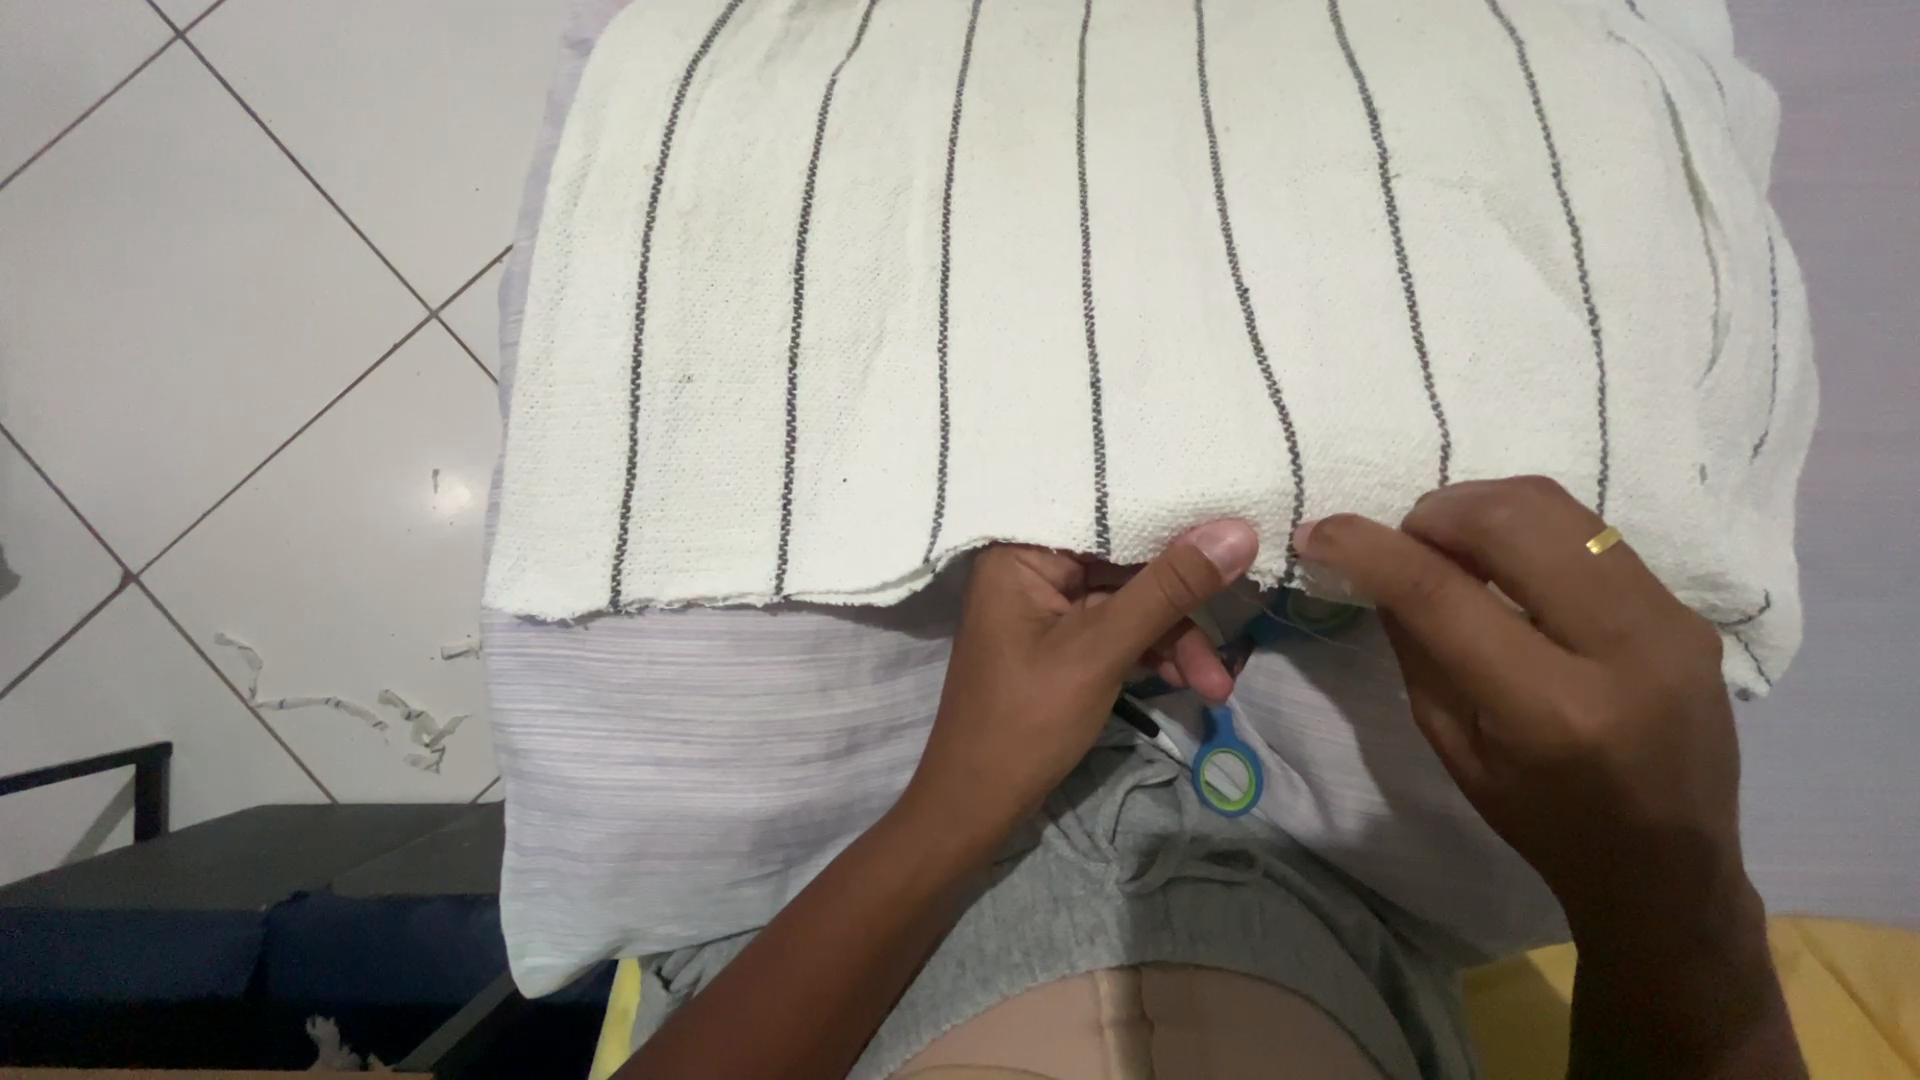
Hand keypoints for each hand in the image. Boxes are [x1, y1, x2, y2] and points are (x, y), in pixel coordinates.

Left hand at [901, 521, 1258, 836]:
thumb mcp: (1100, 650)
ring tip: (1217, 687)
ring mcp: (1045, 605)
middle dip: (1181, 602)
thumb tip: (1238, 530)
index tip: (1238, 527)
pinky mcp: (1060, 639)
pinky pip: (1116, 629)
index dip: (1173, 521)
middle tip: (1238, 619)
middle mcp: (1030, 566)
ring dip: (1175, 639)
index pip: (1107, 514)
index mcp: (1020, 550)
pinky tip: (1190, 683)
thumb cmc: (1025, 720)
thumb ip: (1168, 589)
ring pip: (1128, 600)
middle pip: (1124, 561)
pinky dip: (1152, 653)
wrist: (977, 802)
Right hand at [1293, 477, 1750, 939]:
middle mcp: (1623, 649)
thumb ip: (1416, 644)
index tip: (1317, 532)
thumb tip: (1379, 565)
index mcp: (1549, 707)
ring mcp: (1670, 619)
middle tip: (1403, 543)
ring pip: (1555, 506)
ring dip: (1477, 508)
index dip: (1367, 549)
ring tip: (1448, 545)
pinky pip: (1585, 531)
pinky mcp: (1688, 607)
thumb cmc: (1538, 816)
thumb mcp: (1450, 738)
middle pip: (1512, 520)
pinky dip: (1521, 527)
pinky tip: (1500, 562)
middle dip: (1433, 513)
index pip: (1440, 593)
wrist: (1669, 864)